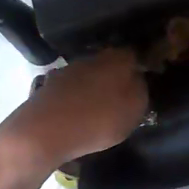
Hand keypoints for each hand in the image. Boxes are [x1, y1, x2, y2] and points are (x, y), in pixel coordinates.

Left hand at [0, 49, 148, 171]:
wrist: (44, 132)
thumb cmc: (97, 120)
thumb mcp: (134, 110)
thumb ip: (140, 91)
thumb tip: (138, 80)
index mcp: (116, 59)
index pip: (134, 56)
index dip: (140, 68)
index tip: (144, 84)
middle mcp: (91, 58)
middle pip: (109, 65)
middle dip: (116, 79)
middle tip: (123, 100)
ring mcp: (66, 70)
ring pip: (88, 77)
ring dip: (94, 90)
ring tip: (99, 111)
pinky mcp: (48, 87)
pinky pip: (71, 91)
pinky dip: (76, 101)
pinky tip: (77, 117)